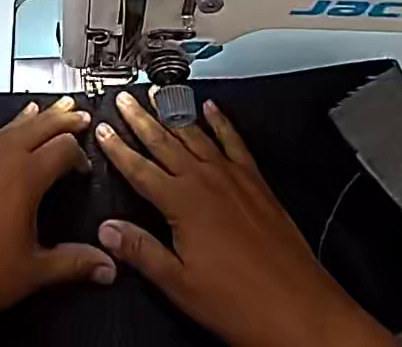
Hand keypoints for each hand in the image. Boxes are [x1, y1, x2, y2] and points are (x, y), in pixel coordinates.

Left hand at [0, 97, 114, 346]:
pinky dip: (11, 126)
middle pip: (42, 126)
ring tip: (52, 108)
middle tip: (79, 114)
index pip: (63, 148)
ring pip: (16, 125)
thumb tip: (105, 265)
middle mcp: (3, 158)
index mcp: (25, 176)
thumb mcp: (33, 271)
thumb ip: (73, 262)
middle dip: (64, 119)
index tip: (85, 167)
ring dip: (38, 117)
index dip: (80, 154)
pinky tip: (12, 128)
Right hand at [95, 90, 394, 346]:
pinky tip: (211, 108)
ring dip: (173, 112)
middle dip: (140, 119)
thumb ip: (141, 251)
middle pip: (163, 141)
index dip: (118, 148)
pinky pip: (233, 140)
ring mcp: (231, 175)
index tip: (104, 131)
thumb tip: (108, 230)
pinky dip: (220, 121)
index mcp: (182, 203)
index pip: (139, 168)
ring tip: (158, 93)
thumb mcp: (180, 283)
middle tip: (124, 99)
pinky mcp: (254, 179)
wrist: (298, 307)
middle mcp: (205, 180)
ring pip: (193, 133)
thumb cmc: (241, 302)